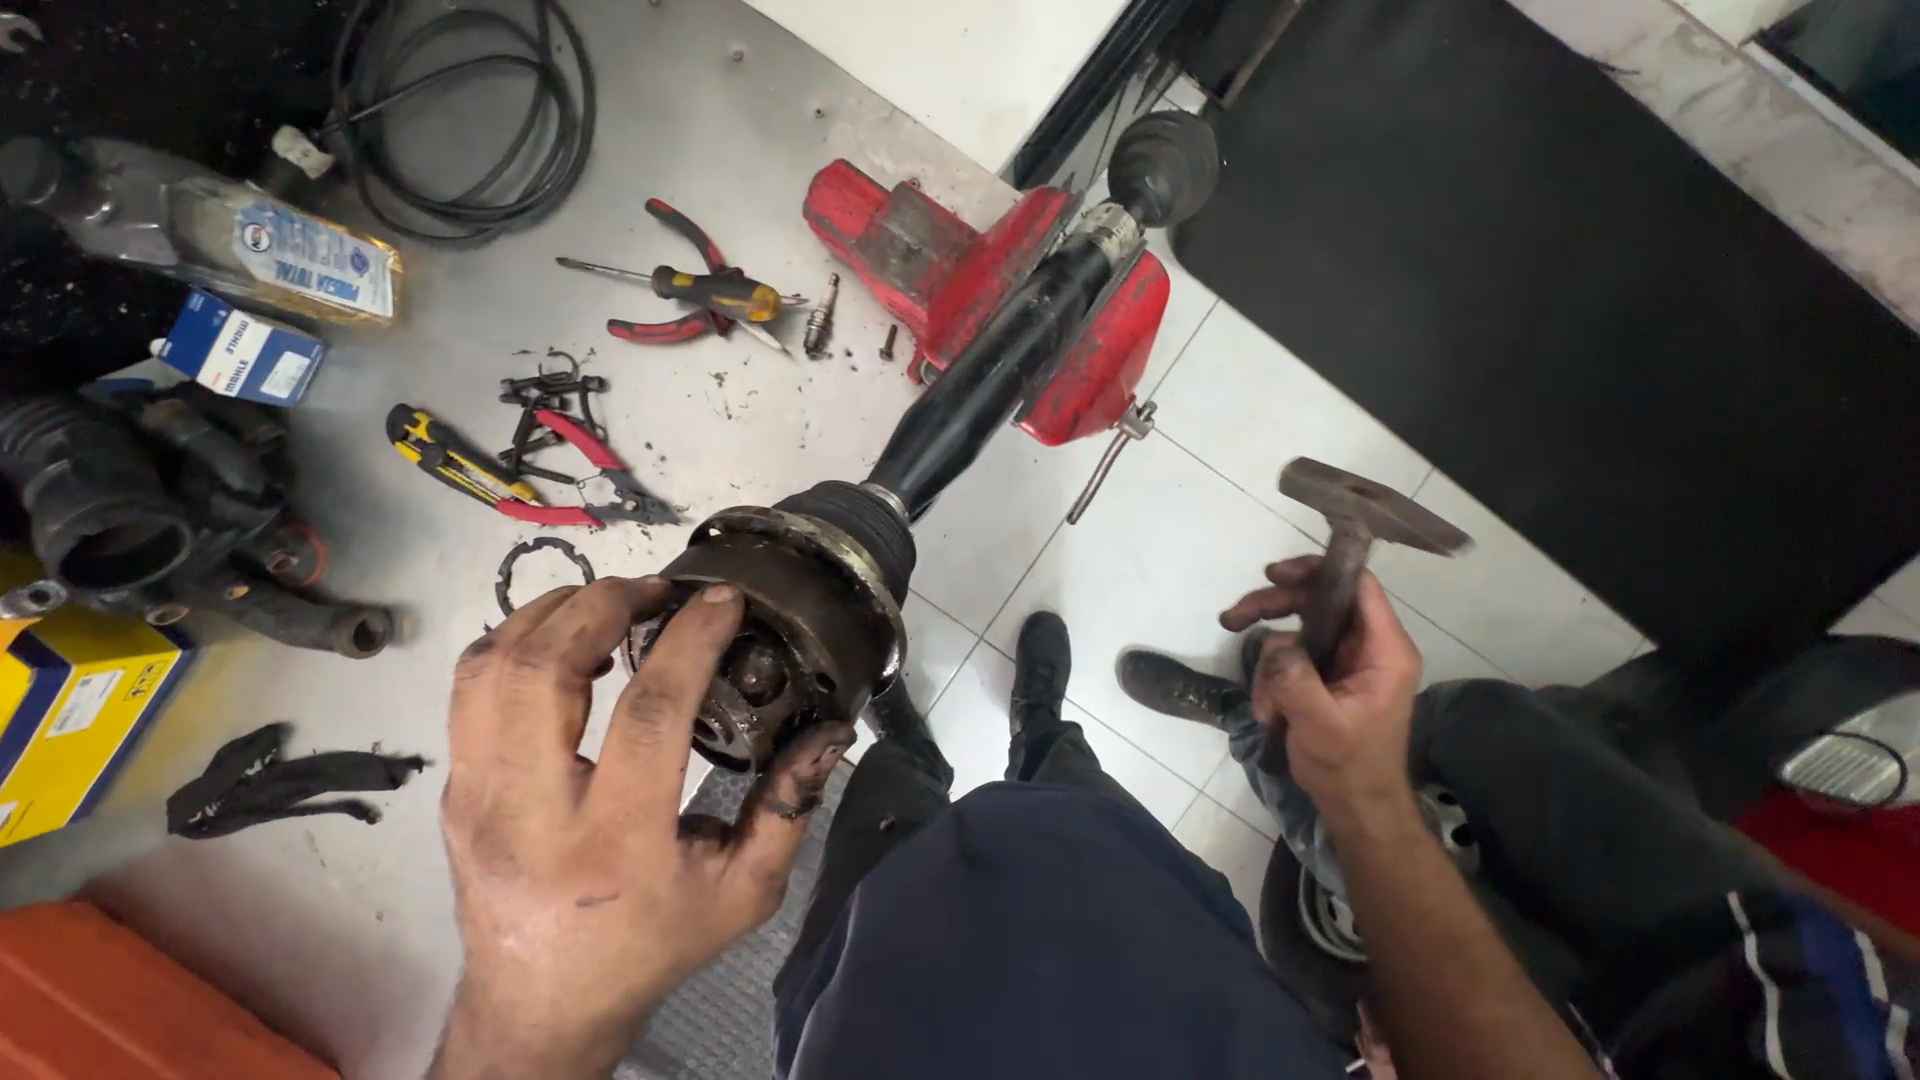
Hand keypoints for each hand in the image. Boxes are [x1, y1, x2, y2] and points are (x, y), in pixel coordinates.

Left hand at [432, 577, 855, 1079]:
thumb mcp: (743, 893)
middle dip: (604, 605)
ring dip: (555, 612)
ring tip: (615, 602)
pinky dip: (518, 638)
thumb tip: (830, 730)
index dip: (688, 643)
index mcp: (613, 842)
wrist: (541, 1003)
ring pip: (492, 668)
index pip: (647, 714)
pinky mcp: (456, 788)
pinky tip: (567, 635)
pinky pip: (470, 688)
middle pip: (542, 672)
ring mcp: (476, 797)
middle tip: (659, 589)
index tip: (721, 601)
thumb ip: (788, 807)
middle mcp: (529, 813)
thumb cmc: (652, 943)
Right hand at [1220, 556, 1422, 831]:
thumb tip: (1273, 644)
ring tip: (1261, 702)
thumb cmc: (1349, 768)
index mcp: (1384, 651)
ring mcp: (1346, 661)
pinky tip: (1268, 711)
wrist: (1356, 808)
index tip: (1273, 576)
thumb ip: (1296, 681)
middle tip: (1234, 619)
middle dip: (1274, 609)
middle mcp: (1368, 647)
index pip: (1357, 587)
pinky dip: (1272, 679)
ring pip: (1298, 630)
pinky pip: (1291, 658)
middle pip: (1318, 601)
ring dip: (1268, 658)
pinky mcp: (1326, 676)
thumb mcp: (1321, 725)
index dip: (1317, 571)